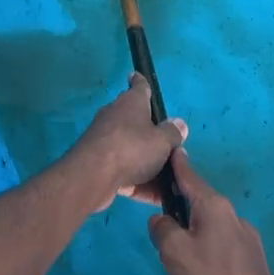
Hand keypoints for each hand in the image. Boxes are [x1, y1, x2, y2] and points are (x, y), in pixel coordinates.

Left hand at [64, 73, 188, 211]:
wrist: (94, 174)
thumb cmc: (132, 148)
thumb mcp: (162, 141)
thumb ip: (173, 133)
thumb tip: (179, 123)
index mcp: (131, 103)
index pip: (139, 86)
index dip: (141, 82)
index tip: (137, 75)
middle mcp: (117, 116)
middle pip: (139, 122)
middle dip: (155, 137)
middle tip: (174, 152)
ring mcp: (107, 140)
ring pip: (135, 151)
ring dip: (152, 166)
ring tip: (173, 183)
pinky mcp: (102, 163)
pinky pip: (128, 172)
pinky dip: (141, 183)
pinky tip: (158, 199)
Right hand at [149, 150, 273, 274]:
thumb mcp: (173, 251)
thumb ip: (162, 228)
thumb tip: (164, 223)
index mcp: (216, 208)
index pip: (190, 176)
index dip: (177, 164)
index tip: (173, 149)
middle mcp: (233, 222)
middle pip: (190, 227)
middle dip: (173, 258)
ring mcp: (246, 251)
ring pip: (200, 258)